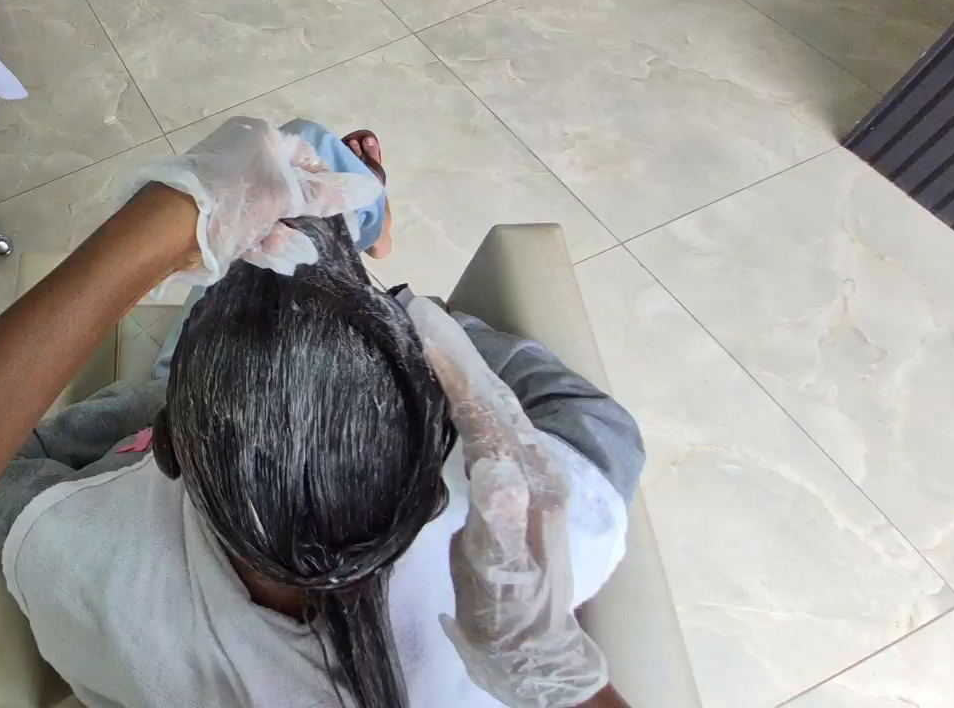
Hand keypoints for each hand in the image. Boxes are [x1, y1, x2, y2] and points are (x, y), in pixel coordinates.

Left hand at [128, 116, 382, 284]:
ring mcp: (226, 189)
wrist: (174, 226)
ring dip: (287, 234)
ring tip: (305, 256)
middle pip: (285, 185)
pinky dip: (266, 245)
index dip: (326, 176)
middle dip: (307, 212)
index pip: (303, 152)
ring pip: (267, 211)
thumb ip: (327, 194)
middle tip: (332, 236)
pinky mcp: (214, 217)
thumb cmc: (237, 196)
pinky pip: (248, 229)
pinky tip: (284, 261)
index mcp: (258, 138)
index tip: (344, 203)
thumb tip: (371, 189)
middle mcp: (241, 158)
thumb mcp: (287, 194)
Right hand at [405, 297, 607, 707]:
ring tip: (426, 325)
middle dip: (457, 348)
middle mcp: (536, 464)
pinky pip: (487, 415)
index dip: (454, 366)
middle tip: (417, 308)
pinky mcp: (515, 473)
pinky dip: (464, 384)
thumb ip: (500, 525)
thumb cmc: (506, 614)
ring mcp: (529, 467)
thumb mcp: (499, 580)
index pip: (487, 409)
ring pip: (493, 400)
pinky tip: (444, 373)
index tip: (421, 326)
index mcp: (532, 482)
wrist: (534, 647)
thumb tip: (497, 467)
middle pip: (493, 393)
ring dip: (461, 359)